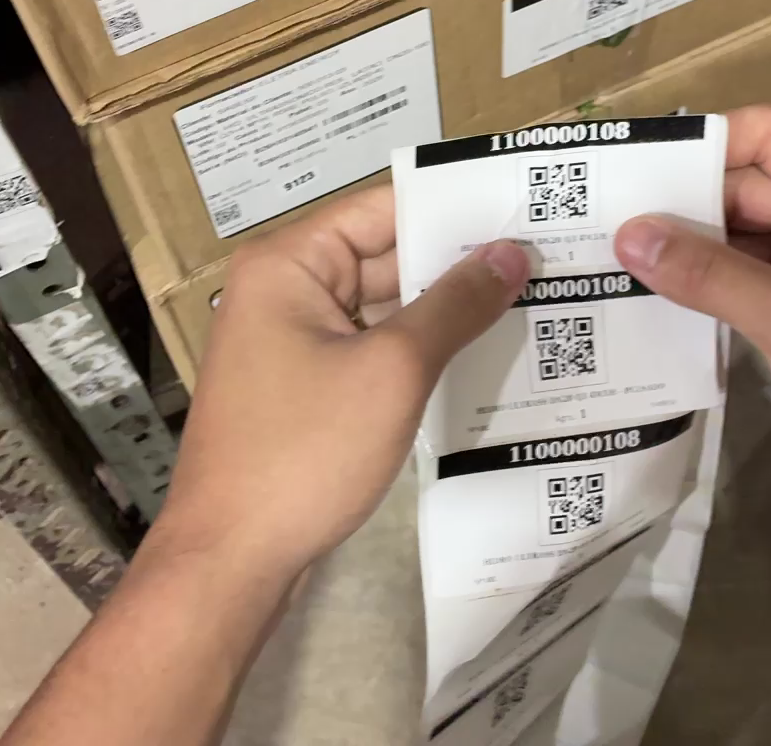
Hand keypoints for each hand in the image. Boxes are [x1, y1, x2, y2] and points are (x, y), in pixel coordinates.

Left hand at [153, 186, 530, 578]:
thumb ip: (455, 305)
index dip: (452, 208)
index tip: (520, 207)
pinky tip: (477, 349)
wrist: (231, 562)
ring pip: (381, 304)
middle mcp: (287, 287)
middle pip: (383, 255)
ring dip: (442, 306)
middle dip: (456, 261)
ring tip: (525, 295)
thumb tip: (512, 253)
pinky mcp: (306, 381)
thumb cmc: (306, 449)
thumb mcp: (392, 369)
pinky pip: (370, 344)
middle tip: (539, 255)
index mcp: (290, 262)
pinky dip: (416, 346)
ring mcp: (294, 337)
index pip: (383, 209)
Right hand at [612, 106, 770, 523]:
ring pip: (735, 233)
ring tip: (609, 243)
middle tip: (604, 208)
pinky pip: (734, 277)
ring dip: (682, 240)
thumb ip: (712, 276)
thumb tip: (626, 234)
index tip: (637, 161)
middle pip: (746, 184)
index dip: (708, 139)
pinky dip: (695, 279)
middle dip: (681, 196)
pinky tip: (643, 286)